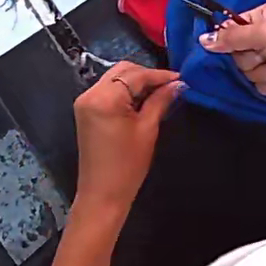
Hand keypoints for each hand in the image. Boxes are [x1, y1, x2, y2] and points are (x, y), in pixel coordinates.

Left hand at [72, 62, 181, 214]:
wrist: (102, 194)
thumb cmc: (127, 165)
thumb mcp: (148, 130)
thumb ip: (160, 101)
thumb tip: (177, 84)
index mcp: (105, 98)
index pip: (135, 75)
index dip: (159, 75)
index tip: (180, 78)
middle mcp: (90, 93)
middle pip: (122, 71)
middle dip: (147, 75)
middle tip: (171, 85)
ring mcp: (85, 101)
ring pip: (114, 78)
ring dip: (136, 82)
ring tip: (160, 92)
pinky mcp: (86, 110)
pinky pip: (108, 90)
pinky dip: (125, 91)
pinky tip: (142, 99)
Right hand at [198, 0, 265, 109]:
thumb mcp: (265, 33)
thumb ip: (231, 37)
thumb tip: (202, 39)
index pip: (234, 25)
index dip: (232, 38)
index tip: (235, 45)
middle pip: (238, 50)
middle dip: (251, 58)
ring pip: (247, 68)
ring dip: (263, 72)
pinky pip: (258, 83)